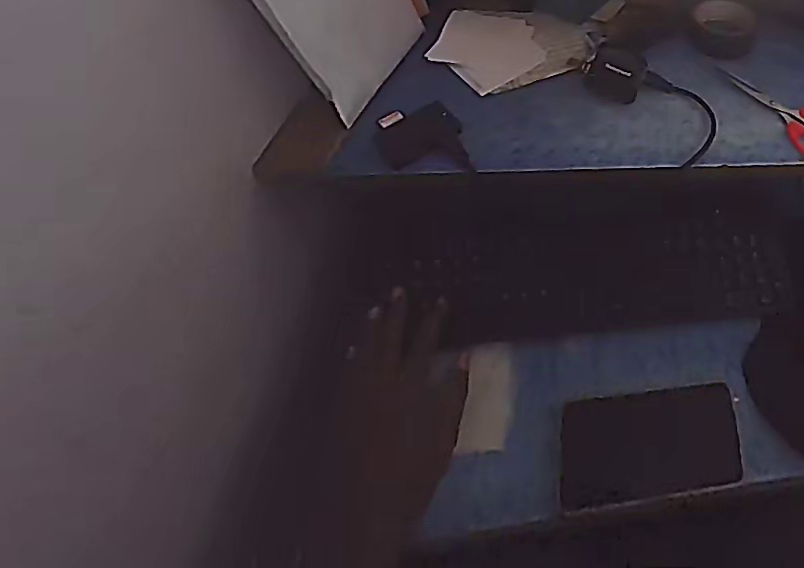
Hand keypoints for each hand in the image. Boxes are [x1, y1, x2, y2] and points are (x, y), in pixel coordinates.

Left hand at [309, 288, 468, 567]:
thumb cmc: (410, 480)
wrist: (361, 515)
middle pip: (390, 338)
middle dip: (397, 312)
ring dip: (371, 327)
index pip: (425, 342)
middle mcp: (381, 383)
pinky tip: (352, 346)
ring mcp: (356, 395)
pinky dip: (351, 355)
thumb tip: (464, 358)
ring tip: (376, 307)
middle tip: (399, 289)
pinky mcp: (339, 410)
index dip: (434, 319)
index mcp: (410, 388)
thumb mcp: (442, 440)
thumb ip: (453, 396)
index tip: (441, 300)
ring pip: (364, 350)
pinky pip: (346, 371)